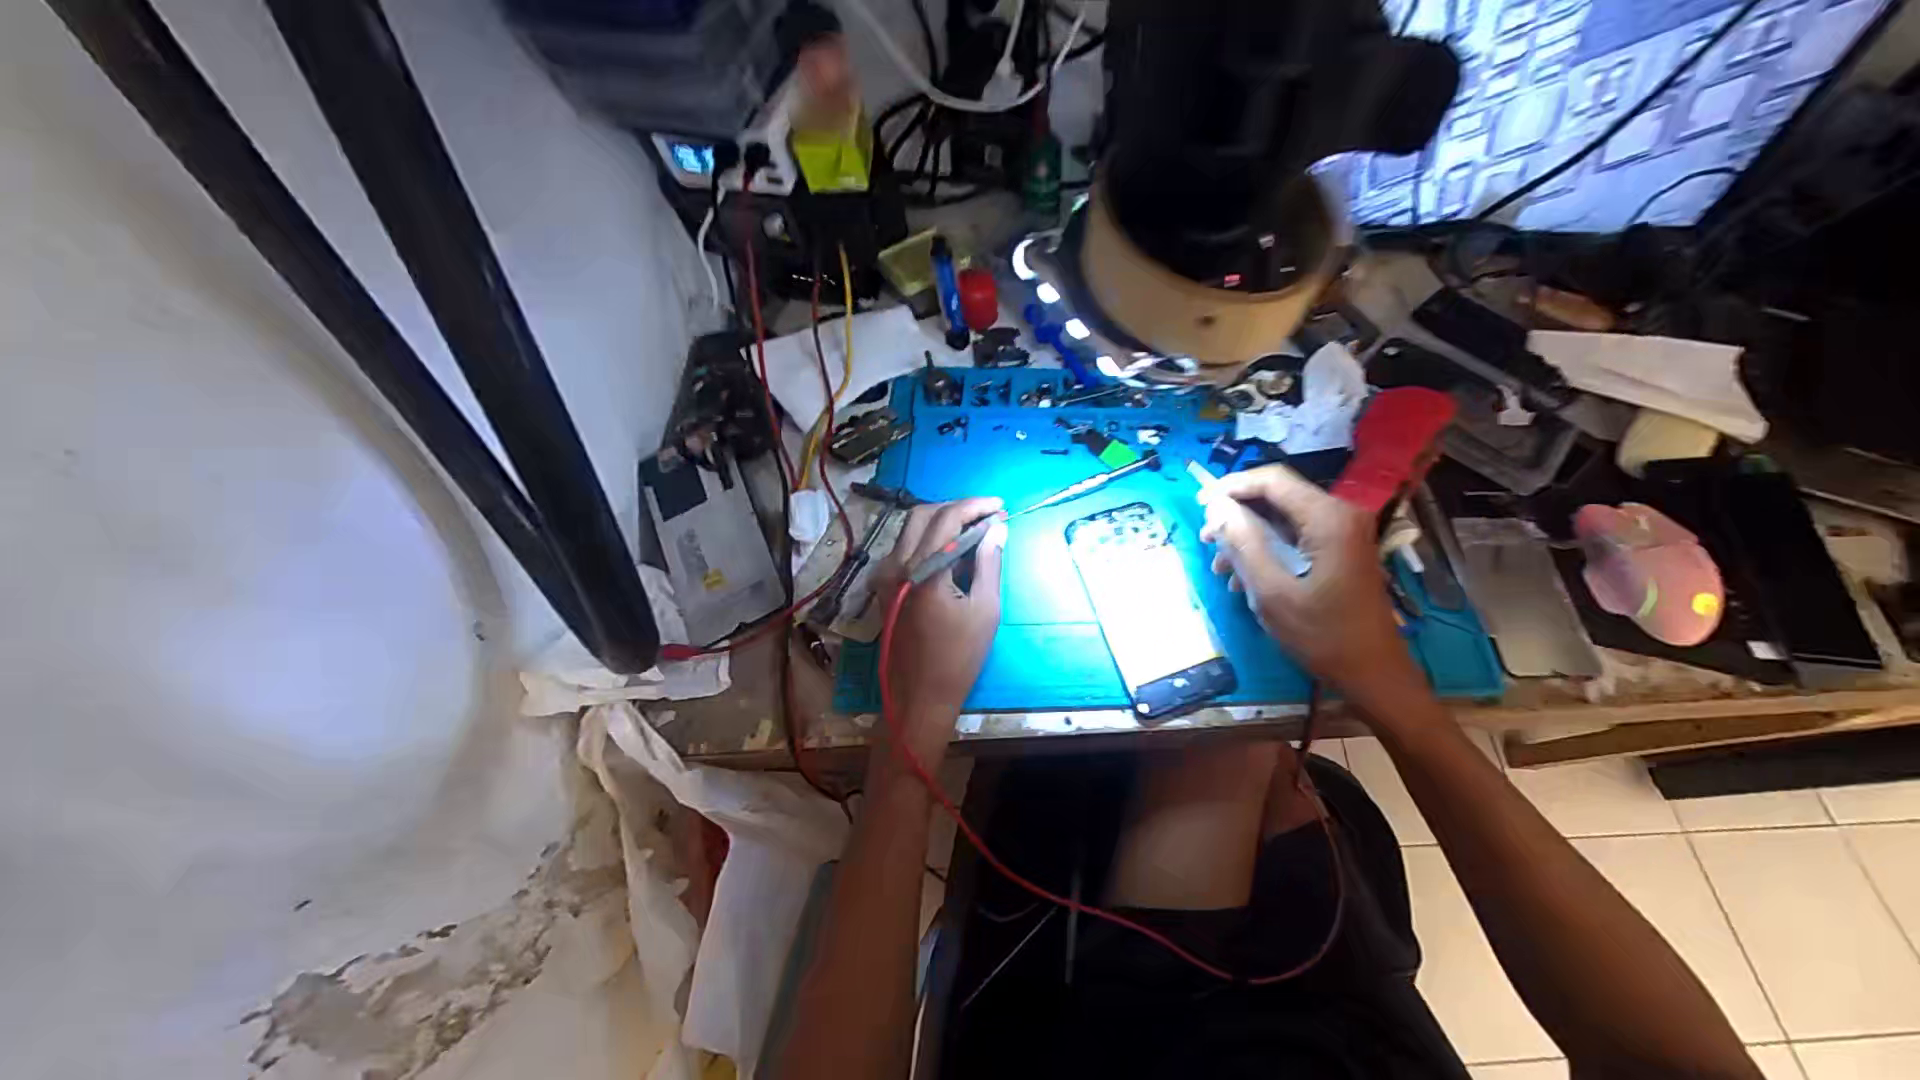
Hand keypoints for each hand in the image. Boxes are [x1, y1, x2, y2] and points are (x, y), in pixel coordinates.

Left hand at [872, 497, 1005, 765]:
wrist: (919, 696)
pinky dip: (928, 539)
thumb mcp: (984, 609)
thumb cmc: (958, 657)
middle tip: (986, 514)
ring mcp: (885, 575)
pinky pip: (904, 548)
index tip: (1000, 505)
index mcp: (922, 570)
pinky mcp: (884, 587)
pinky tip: (952, 550)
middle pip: (922, 515)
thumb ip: (989, 563)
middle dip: (956, 508)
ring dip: (941, 521)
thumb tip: (997, 528)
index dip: (974, 506)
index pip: (946, 518)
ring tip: (973, 528)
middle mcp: (896, 565)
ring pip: (910, 530)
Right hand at [1198, 465, 1417, 697]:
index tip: (1200, 506)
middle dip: (1237, 516)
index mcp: (1328, 519)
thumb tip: (1217, 508)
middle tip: (1207, 541)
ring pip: (1282, 519)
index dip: (1232, 487)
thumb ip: (1243, 543)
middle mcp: (1339, 516)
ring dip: (1248, 537)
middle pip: (1277, 498)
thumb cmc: (1323, 634)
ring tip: (1221, 566)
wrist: (1373, 673)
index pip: (1272, 480)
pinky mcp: (1339, 550)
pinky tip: (1245, 578)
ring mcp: (1342, 533)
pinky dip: (1267, 550)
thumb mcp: (1272, 591)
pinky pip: (1295, 537)